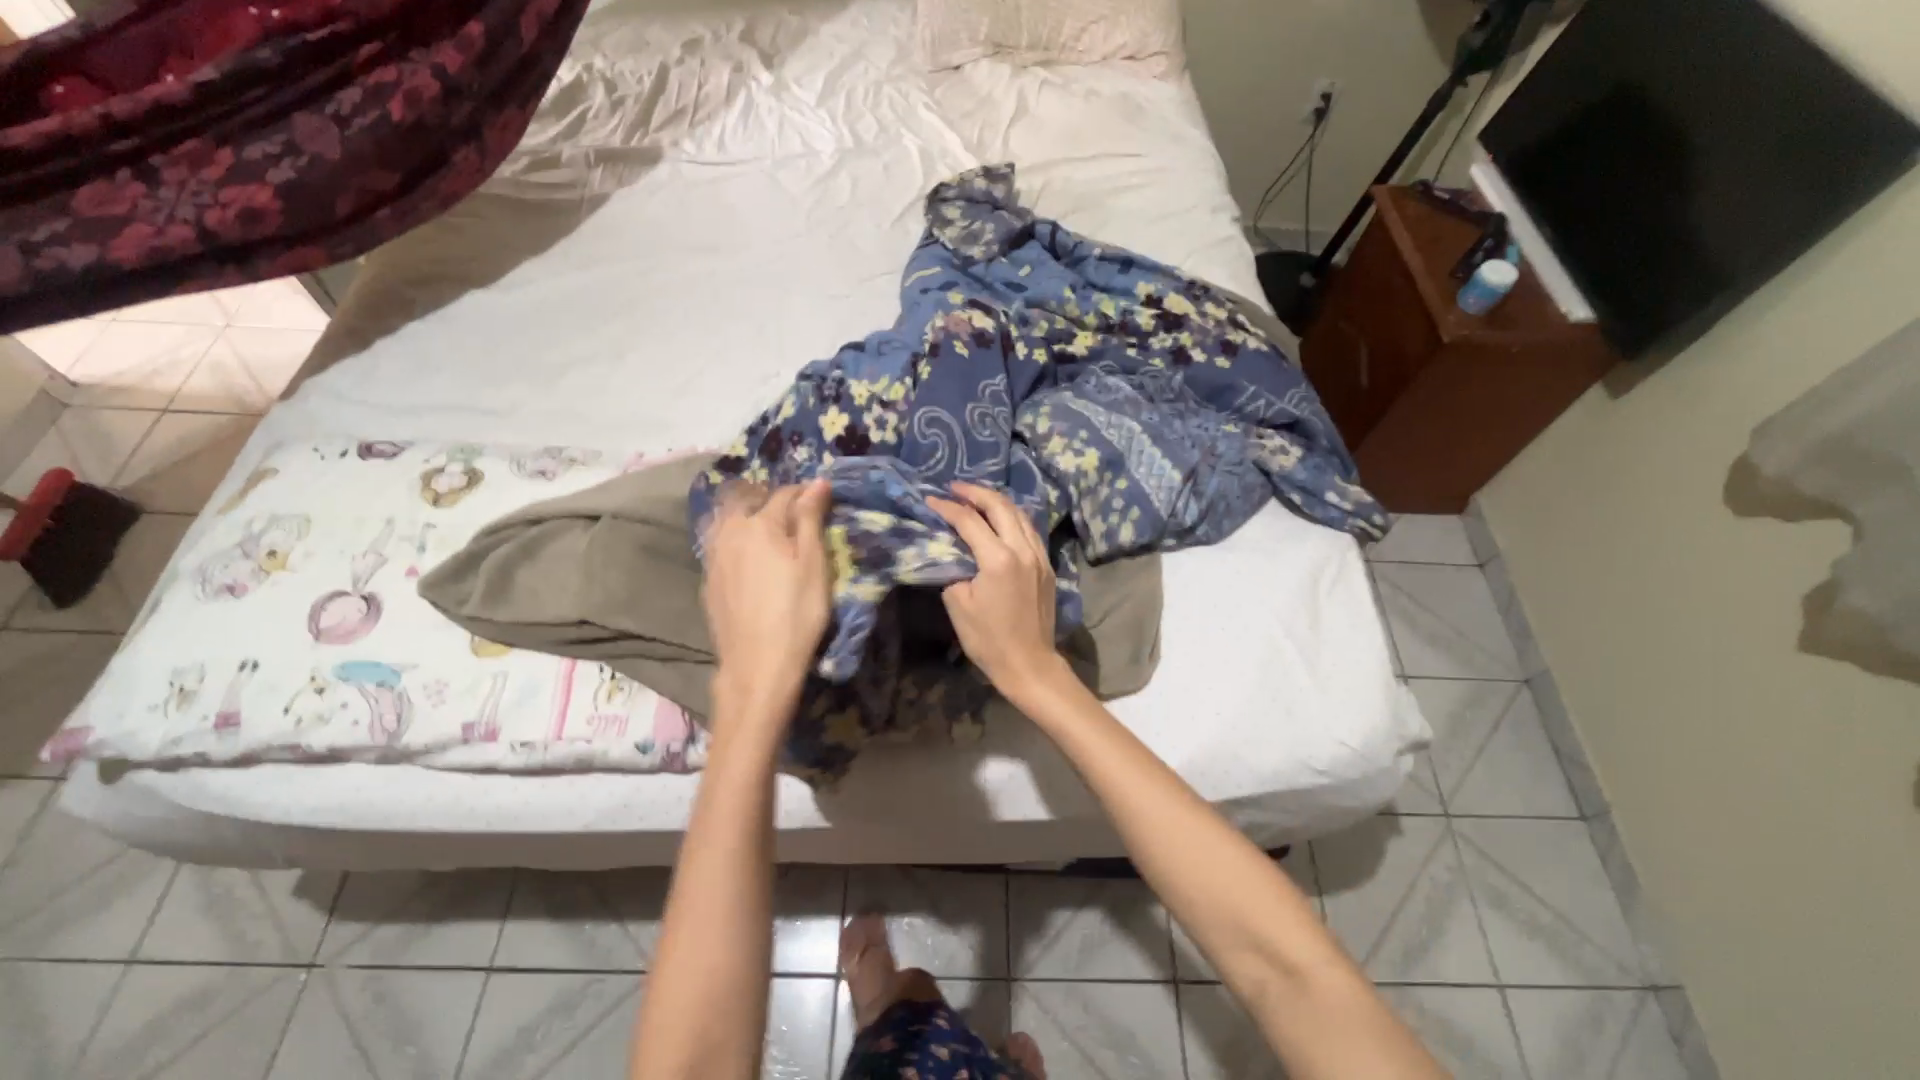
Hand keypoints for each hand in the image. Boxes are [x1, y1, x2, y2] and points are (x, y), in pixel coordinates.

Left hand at [702, 479, 832, 712]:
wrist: (757, 664)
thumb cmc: (796, 613)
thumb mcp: (814, 564)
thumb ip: (811, 518)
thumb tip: (817, 482)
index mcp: (760, 524)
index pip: (784, 494)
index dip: (804, 493)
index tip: (820, 500)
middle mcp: (730, 532)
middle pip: (745, 499)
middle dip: (767, 496)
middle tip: (789, 510)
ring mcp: (714, 557)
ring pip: (726, 520)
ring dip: (745, 514)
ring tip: (764, 527)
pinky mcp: (708, 581)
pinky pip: (718, 544)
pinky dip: (733, 539)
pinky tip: (745, 555)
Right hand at [927, 482, 1070, 699]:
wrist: (1029, 664)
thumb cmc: (988, 639)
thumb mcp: (958, 604)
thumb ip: (953, 569)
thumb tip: (952, 552)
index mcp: (998, 559)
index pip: (969, 520)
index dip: (947, 507)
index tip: (930, 500)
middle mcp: (1022, 550)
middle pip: (1000, 506)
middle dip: (975, 493)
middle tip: (955, 488)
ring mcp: (1039, 557)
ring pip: (1020, 514)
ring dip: (997, 502)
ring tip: (977, 498)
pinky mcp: (1047, 566)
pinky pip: (1030, 530)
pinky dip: (1013, 517)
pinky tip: (1002, 519)